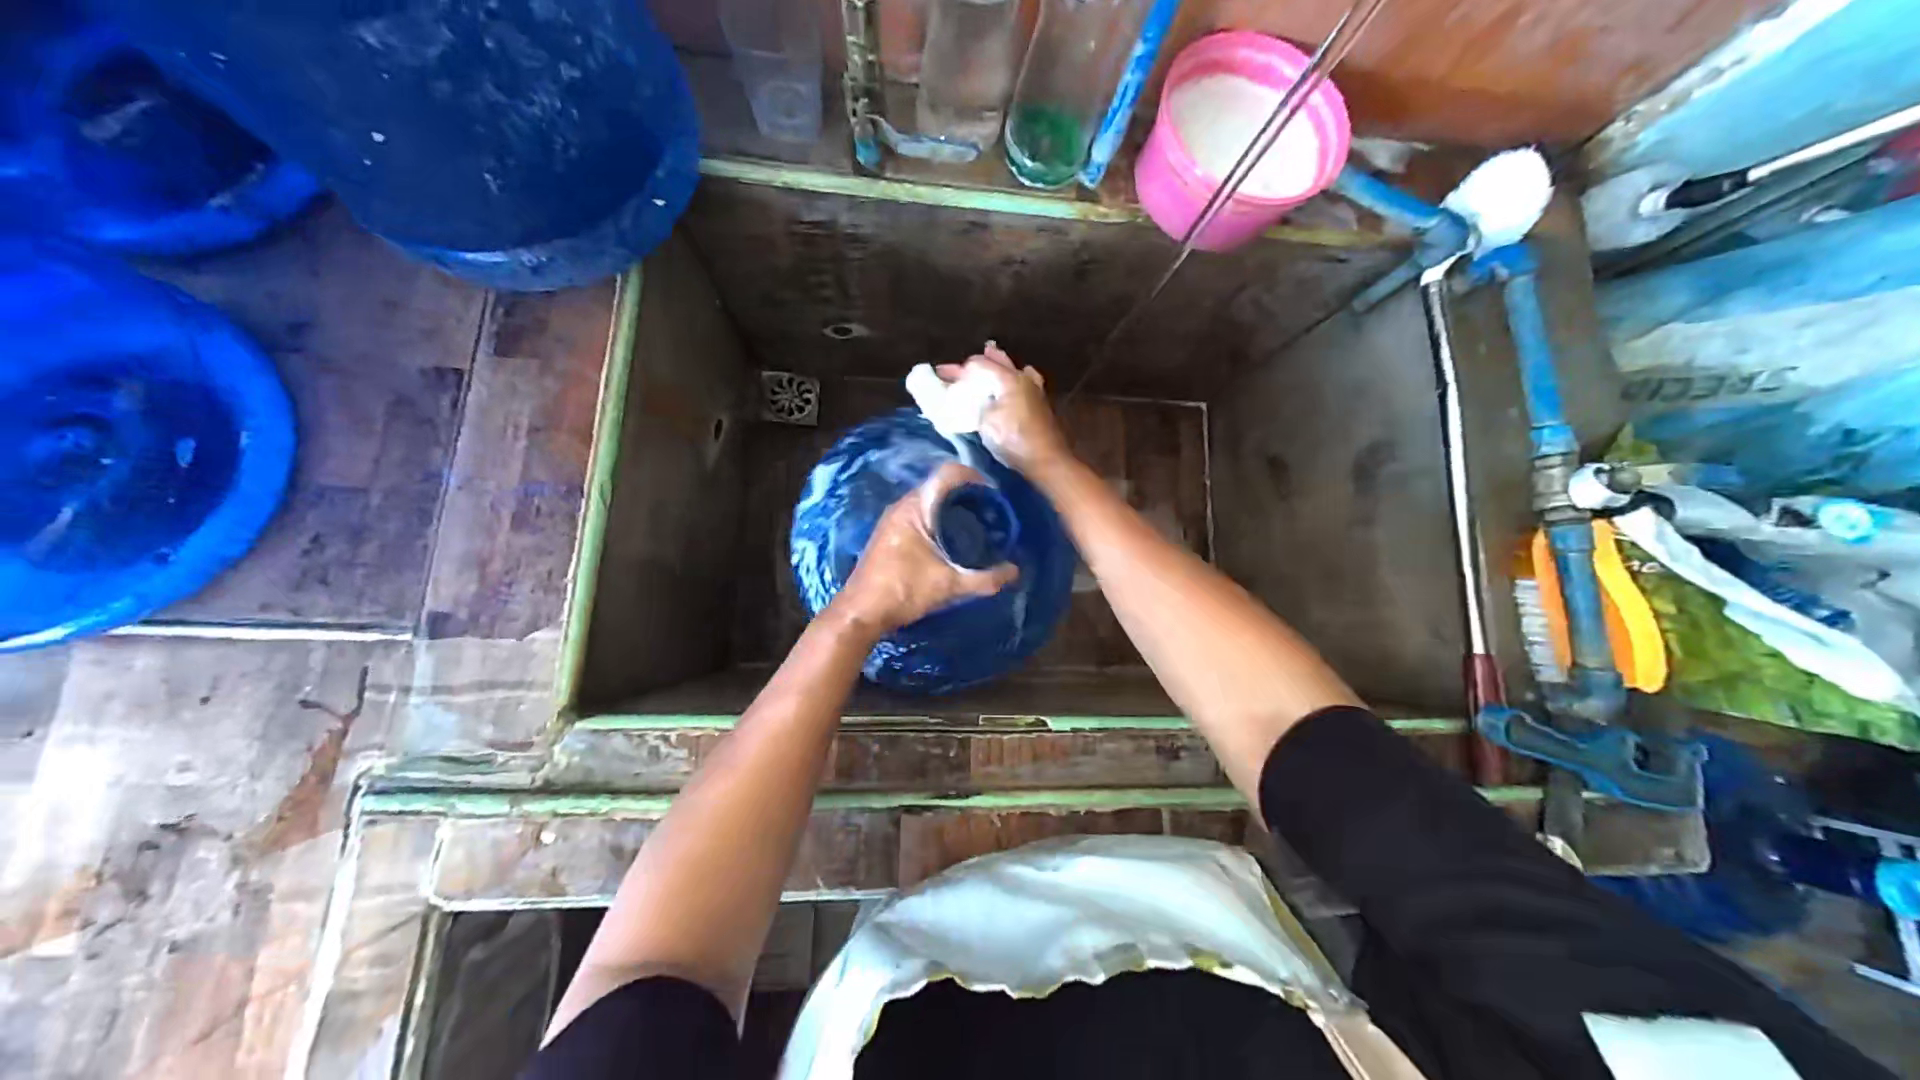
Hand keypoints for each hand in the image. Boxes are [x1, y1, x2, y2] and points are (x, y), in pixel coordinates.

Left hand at [832, 463, 1019, 632]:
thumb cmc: (903, 592)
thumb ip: (985, 579)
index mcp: (916, 508)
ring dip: (952, 507)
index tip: (994, 493)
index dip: (975, 476)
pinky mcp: (889, 533)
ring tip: (978, 524)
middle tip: (992, 511)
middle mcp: (902, 506)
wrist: (859, 613)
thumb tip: (1015, 572)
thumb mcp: (949, 586)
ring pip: (929, 501)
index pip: (948, 473)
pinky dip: (939, 518)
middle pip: (940, 486)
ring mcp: (893, 519)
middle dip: (968, 494)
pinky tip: (952, 539)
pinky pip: (920, 513)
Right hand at [936, 342, 1070, 476]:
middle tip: (961, 366)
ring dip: (998, 365)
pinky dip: (1013, 378)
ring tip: (988, 358)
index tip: (943, 374)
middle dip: (978, 362)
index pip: (979, 364)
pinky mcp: (1040, 404)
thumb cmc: (1014, 439)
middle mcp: (1023, 378)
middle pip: (998, 362)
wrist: (1046, 460)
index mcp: (1008, 378)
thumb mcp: (986, 422)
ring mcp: (1035, 390)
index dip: (960, 369)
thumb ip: (977, 404)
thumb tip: (975, 399)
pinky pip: (1024, 381)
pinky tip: (1014, 382)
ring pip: (1013, 369)